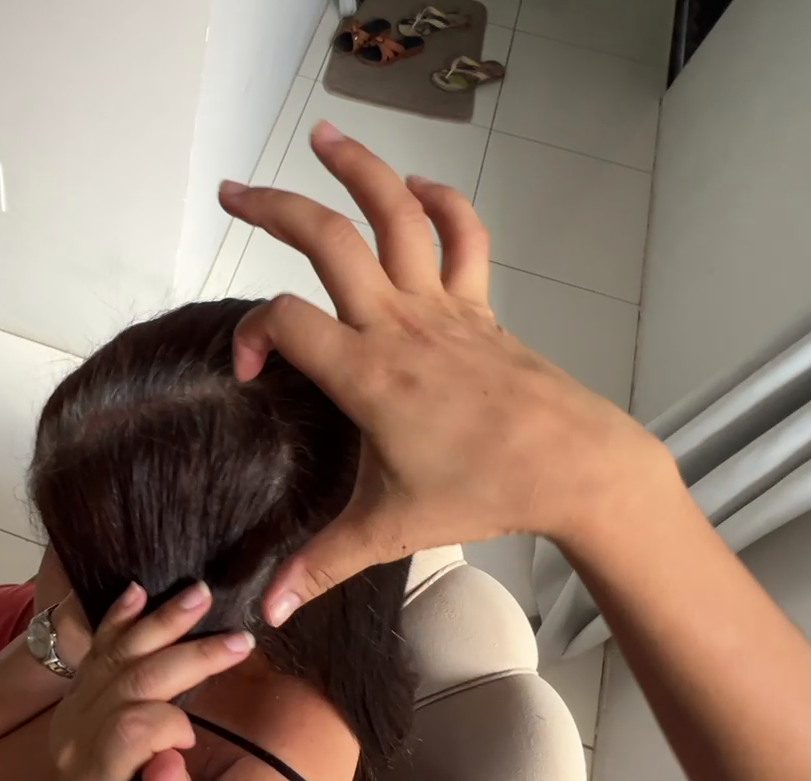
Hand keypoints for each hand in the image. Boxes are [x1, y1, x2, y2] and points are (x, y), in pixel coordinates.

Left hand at [40, 581, 254, 780]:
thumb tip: (170, 760)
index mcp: (96, 778)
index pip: (132, 728)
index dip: (169, 723)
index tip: (193, 737)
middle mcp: (75, 737)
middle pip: (132, 680)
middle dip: (189, 656)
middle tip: (238, 640)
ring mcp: (71, 710)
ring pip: (116, 654)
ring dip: (160, 622)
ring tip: (198, 594)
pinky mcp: (75, 692)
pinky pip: (96, 648)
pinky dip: (117, 618)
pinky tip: (138, 591)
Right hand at [217, 121, 674, 625]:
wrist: (579, 468)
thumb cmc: (482, 494)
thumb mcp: (388, 530)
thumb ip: (319, 565)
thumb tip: (264, 612)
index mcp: (367, 374)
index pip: (285, 322)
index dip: (251, 335)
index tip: (249, 371)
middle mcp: (400, 325)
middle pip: (329, 239)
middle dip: (275, 207)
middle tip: (231, 190)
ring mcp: (444, 308)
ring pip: (398, 215)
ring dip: (358, 169)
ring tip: (323, 139)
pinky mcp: (479, 307)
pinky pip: (462, 235)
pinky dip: (439, 202)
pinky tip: (413, 187)